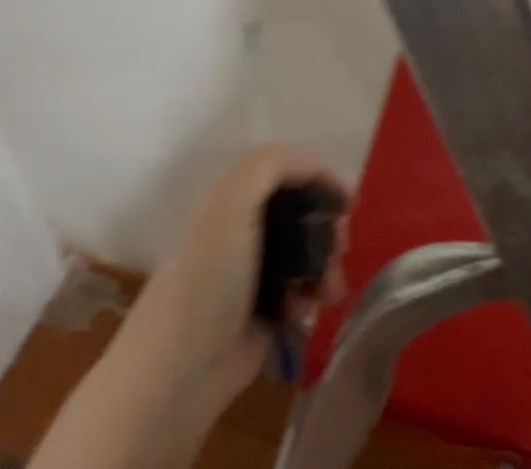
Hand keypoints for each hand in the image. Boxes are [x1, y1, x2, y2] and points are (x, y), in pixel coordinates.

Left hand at [122, 144, 346, 406]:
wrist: (184, 364)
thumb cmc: (209, 276)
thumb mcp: (231, 202)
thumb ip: (272, 165)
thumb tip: (316, 168)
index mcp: (229, 198)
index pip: (284, 172)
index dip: (318, 180)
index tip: (346, 203)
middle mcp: (242, 229)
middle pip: (302, 214)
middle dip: (327, 229)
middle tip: (339, 248)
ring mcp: (255, 273)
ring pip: (309, 254)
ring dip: (327, 268)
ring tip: (328, 291)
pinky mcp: (266, 312)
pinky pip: (305, 292)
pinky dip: (314, 298)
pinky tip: (307, 311)